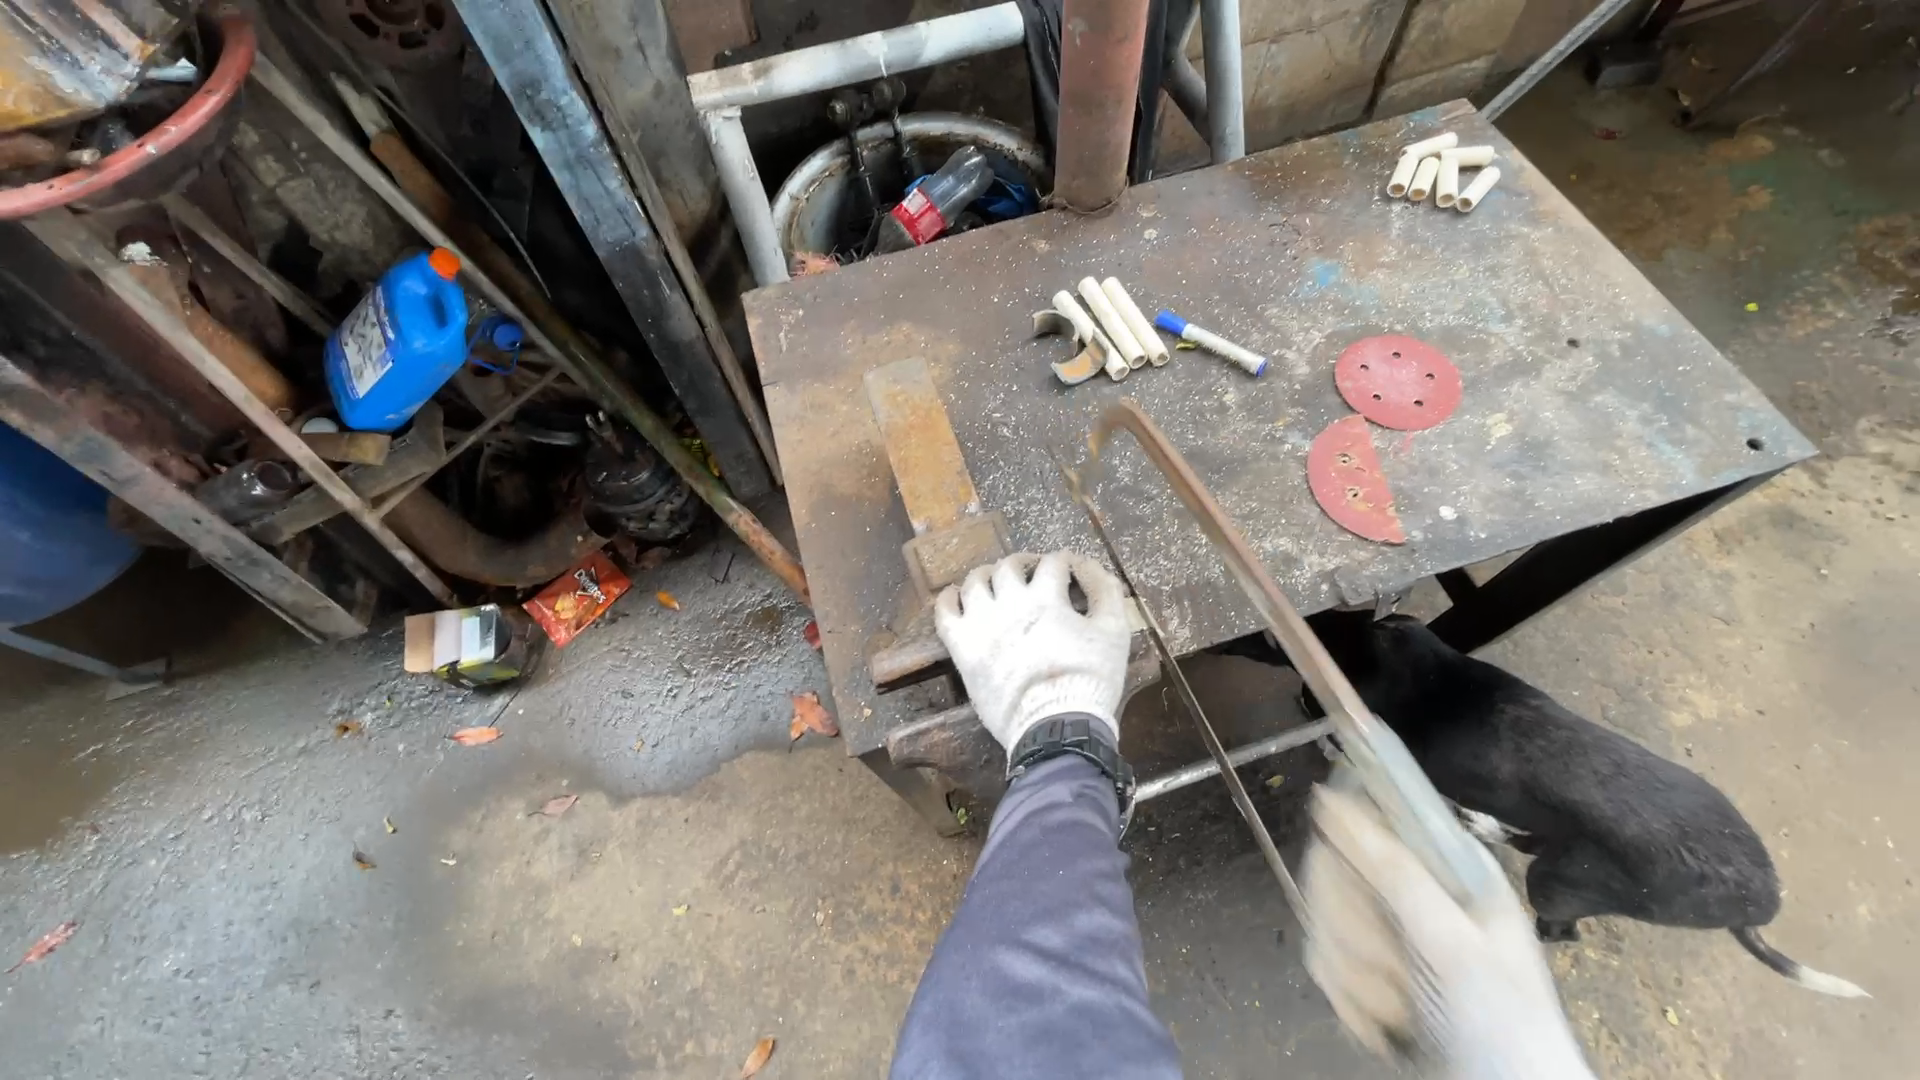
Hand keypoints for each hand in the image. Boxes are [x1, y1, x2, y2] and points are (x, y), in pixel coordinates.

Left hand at [933, 552, 1130, 754]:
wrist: (1056, 727)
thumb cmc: (1090, 680)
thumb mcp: (1114, 632)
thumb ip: (1106, 592)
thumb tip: (1088, 566)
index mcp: (1045, 596)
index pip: (1053, 562)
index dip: (1063, 562)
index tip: (1068, 570)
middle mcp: (1008, 602)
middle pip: (1010, 567)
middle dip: (1024, 564)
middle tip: (1032, 575)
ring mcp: (981, 624)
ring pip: (975, 582)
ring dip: (988, 576)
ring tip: (997, 583)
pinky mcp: (963, 649)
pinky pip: (945, 613)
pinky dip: (949, 599)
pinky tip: (956, 596)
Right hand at [1302, 775, 1594, 1079]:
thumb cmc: (1501, 1023)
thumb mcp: (1453, 944)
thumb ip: (1394, 871)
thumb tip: (1331, 799)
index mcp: (1445, 864)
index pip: (1366, 818)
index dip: (1344, 849)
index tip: (1343, 884)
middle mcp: (1415, 886)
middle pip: (1333, 870)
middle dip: (1353, 931)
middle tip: (1392, 970)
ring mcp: (1389, 926)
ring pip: (1322, 916)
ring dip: (1354, 970)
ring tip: (1396, 1005)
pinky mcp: (1369, 964)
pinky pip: (1324, 955)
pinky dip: (1348, 994)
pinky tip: (1381, 1020)